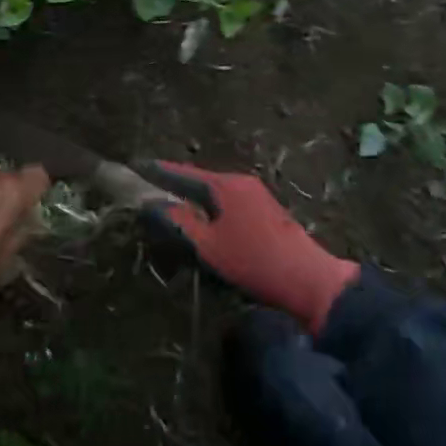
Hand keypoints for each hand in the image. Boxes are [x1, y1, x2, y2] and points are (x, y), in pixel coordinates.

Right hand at [136, 161, 359, 332]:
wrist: (309, 280)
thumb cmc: (254, 261)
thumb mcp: (208, 246)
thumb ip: (179, 223)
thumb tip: (151, 204)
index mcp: (226, 185)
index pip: (184, 172)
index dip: (158, 171)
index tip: (136, 166)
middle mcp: (242, 184)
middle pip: (200, 180)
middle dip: (174, 184)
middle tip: (148, 188)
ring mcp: (257, 197)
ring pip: (215, 194)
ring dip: (193, 199)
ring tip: (170, 206)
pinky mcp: (266, 214)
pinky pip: (228, 205)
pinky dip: (209, 209)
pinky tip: (203, 223)